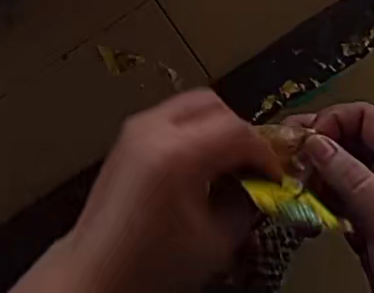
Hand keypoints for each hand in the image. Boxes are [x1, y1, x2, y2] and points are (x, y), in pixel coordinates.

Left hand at [14, 90, 279, 292]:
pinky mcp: (129, 131)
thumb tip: (262, 187)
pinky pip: (173, 114)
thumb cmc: (152, 266)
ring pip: (193, 103)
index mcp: (178, 154)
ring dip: (216, 126)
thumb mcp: (214, 243)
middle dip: (240, 131)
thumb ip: (244, 205)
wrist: (97, 271)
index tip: (275, 175)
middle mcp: (155, 127)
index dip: (263, 152)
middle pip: (214, 104)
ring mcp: (138, 125)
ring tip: (227, 163)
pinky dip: (194, 128)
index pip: (236, 130)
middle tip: (253, 164)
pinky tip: (200, 162)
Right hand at [284, 102, 373, 292]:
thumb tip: (318, 142)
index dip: (335, 121)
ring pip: (346, 176)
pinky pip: (346, 208)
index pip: (368, 120)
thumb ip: (359, 187)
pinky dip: (324, 204)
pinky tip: (308, 210)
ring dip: (318, 173)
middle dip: (319, 143)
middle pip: (353, 144)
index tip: (307, 143)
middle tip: (285, 154)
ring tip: (291, 180)